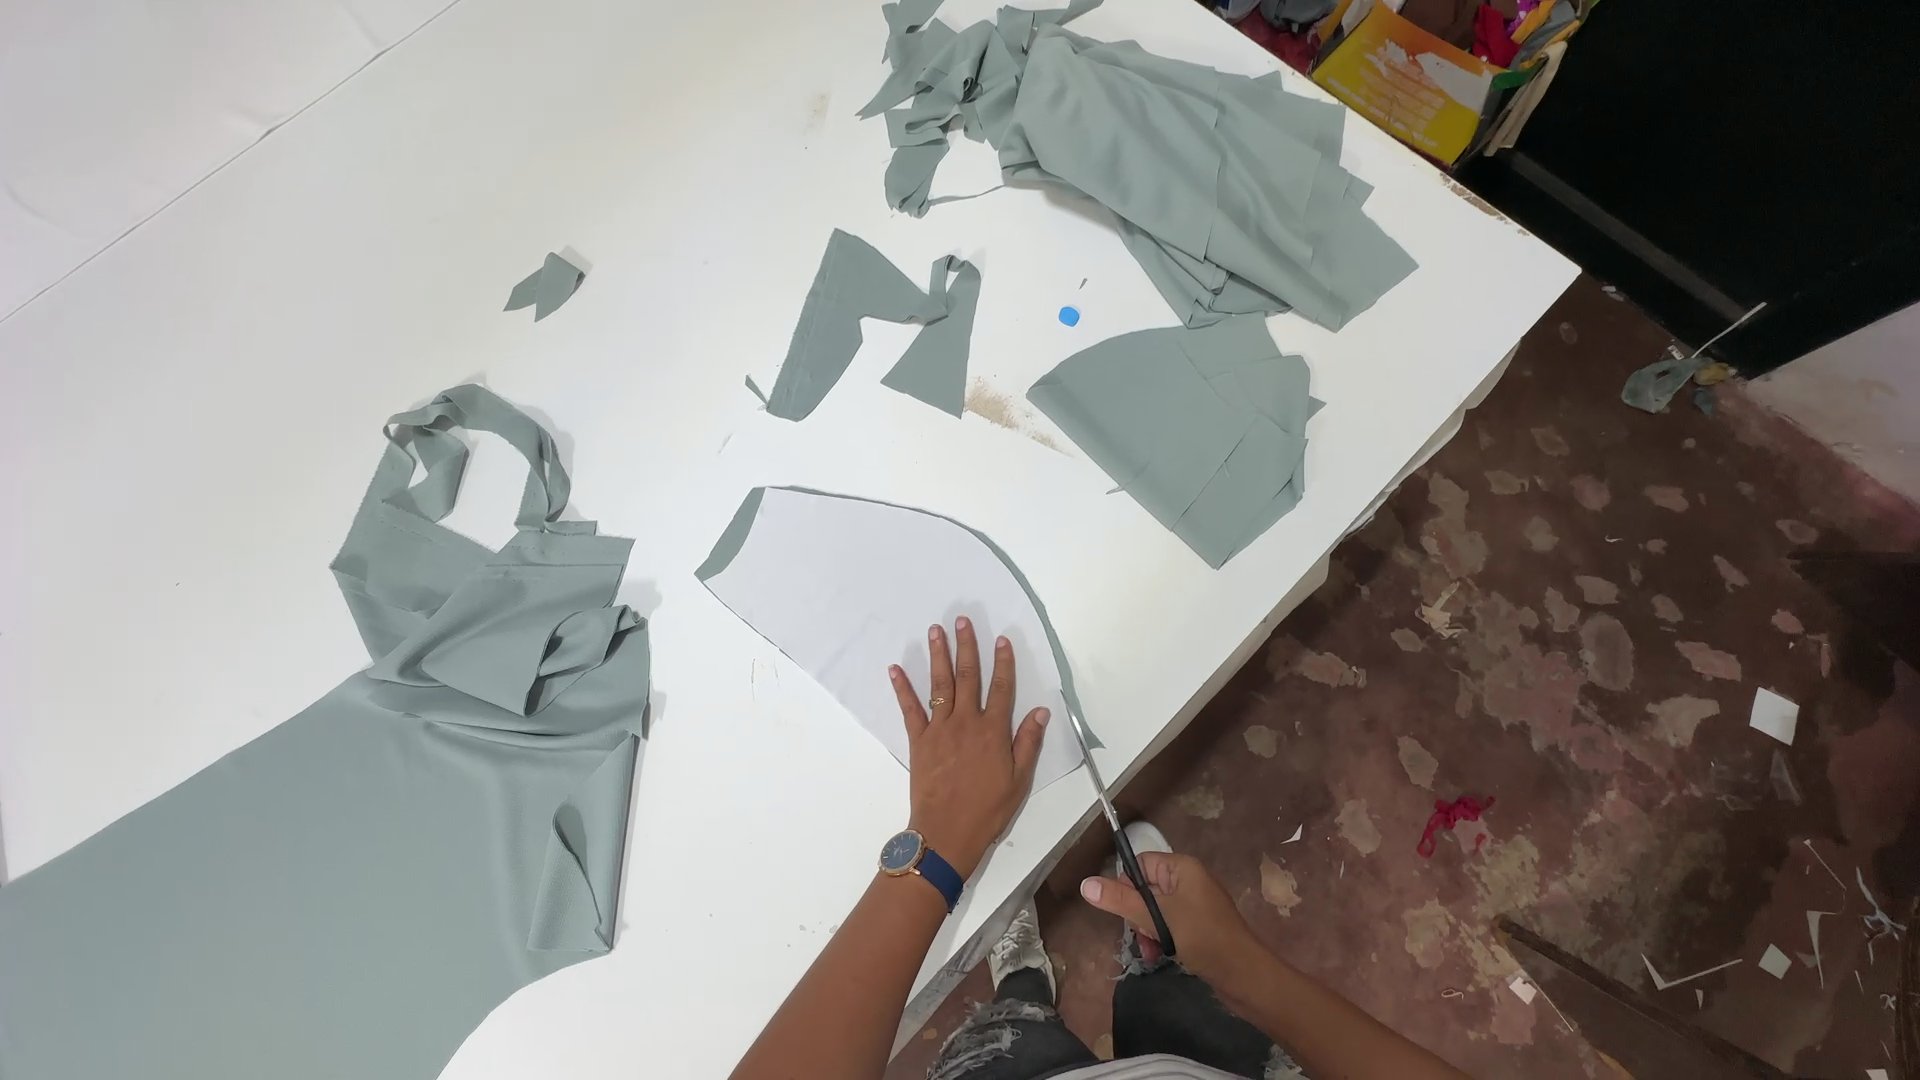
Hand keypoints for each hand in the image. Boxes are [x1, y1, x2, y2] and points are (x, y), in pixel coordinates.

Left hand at [888, 617, 1048, 878]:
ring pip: (939, 684)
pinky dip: (902, 687)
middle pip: (967, 676)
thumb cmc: (988, 810)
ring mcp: (939, 728)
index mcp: (993, 731)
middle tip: (962, 619)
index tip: (1001, 638)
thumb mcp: (1019, 780)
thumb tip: (1041, 710)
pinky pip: (910, 708)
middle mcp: (966, 722)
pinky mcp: (919, 740)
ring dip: (938, 655)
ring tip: (935, 630)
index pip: (1001, 688)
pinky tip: (895, 668)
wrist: (947, 833)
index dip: (1003, 662)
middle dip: (966, 646)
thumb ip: (1028, 742)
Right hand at [1079, 851, 1261, 984]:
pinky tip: (1160, 956)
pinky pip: (1169, 925)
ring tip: (1151, 952)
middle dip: (1138, 916)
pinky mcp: (1199, 926)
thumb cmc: (1204, 939)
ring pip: (1155, 911)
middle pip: (1145, 889)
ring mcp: (1195, 904)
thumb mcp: (1158, 919)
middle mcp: (1189, 880)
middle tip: (1143, 936)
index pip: (1140, 865)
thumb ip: (1120, 901)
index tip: (1127, 913)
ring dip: (1147, 931)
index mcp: (1182, 867)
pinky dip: (1161, 939)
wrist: (1247, 978)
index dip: (1128, 888)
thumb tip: (1085, 883)